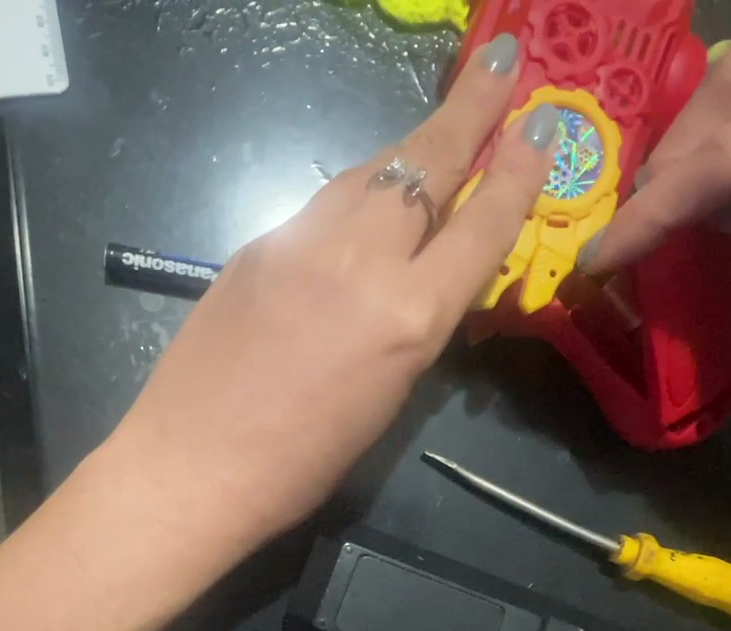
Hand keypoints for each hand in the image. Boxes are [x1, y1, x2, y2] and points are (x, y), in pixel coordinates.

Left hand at [105, 33, 553, 548]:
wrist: (191, 466)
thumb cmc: (300, 465)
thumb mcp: (386, 401)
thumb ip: (414, 328)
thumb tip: (426, 283)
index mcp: (409, 317)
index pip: (481, 225)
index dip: (517, 173)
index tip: (539, 129)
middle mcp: (361, 261)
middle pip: (424, 165)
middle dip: (469, 110)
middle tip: (499, 64)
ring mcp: (301, 243)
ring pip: (368, 174)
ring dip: (409, 149)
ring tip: (438, 131)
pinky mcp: (256, 244)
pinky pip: (322, 204)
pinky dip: (354, 193)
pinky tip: (361, 202)